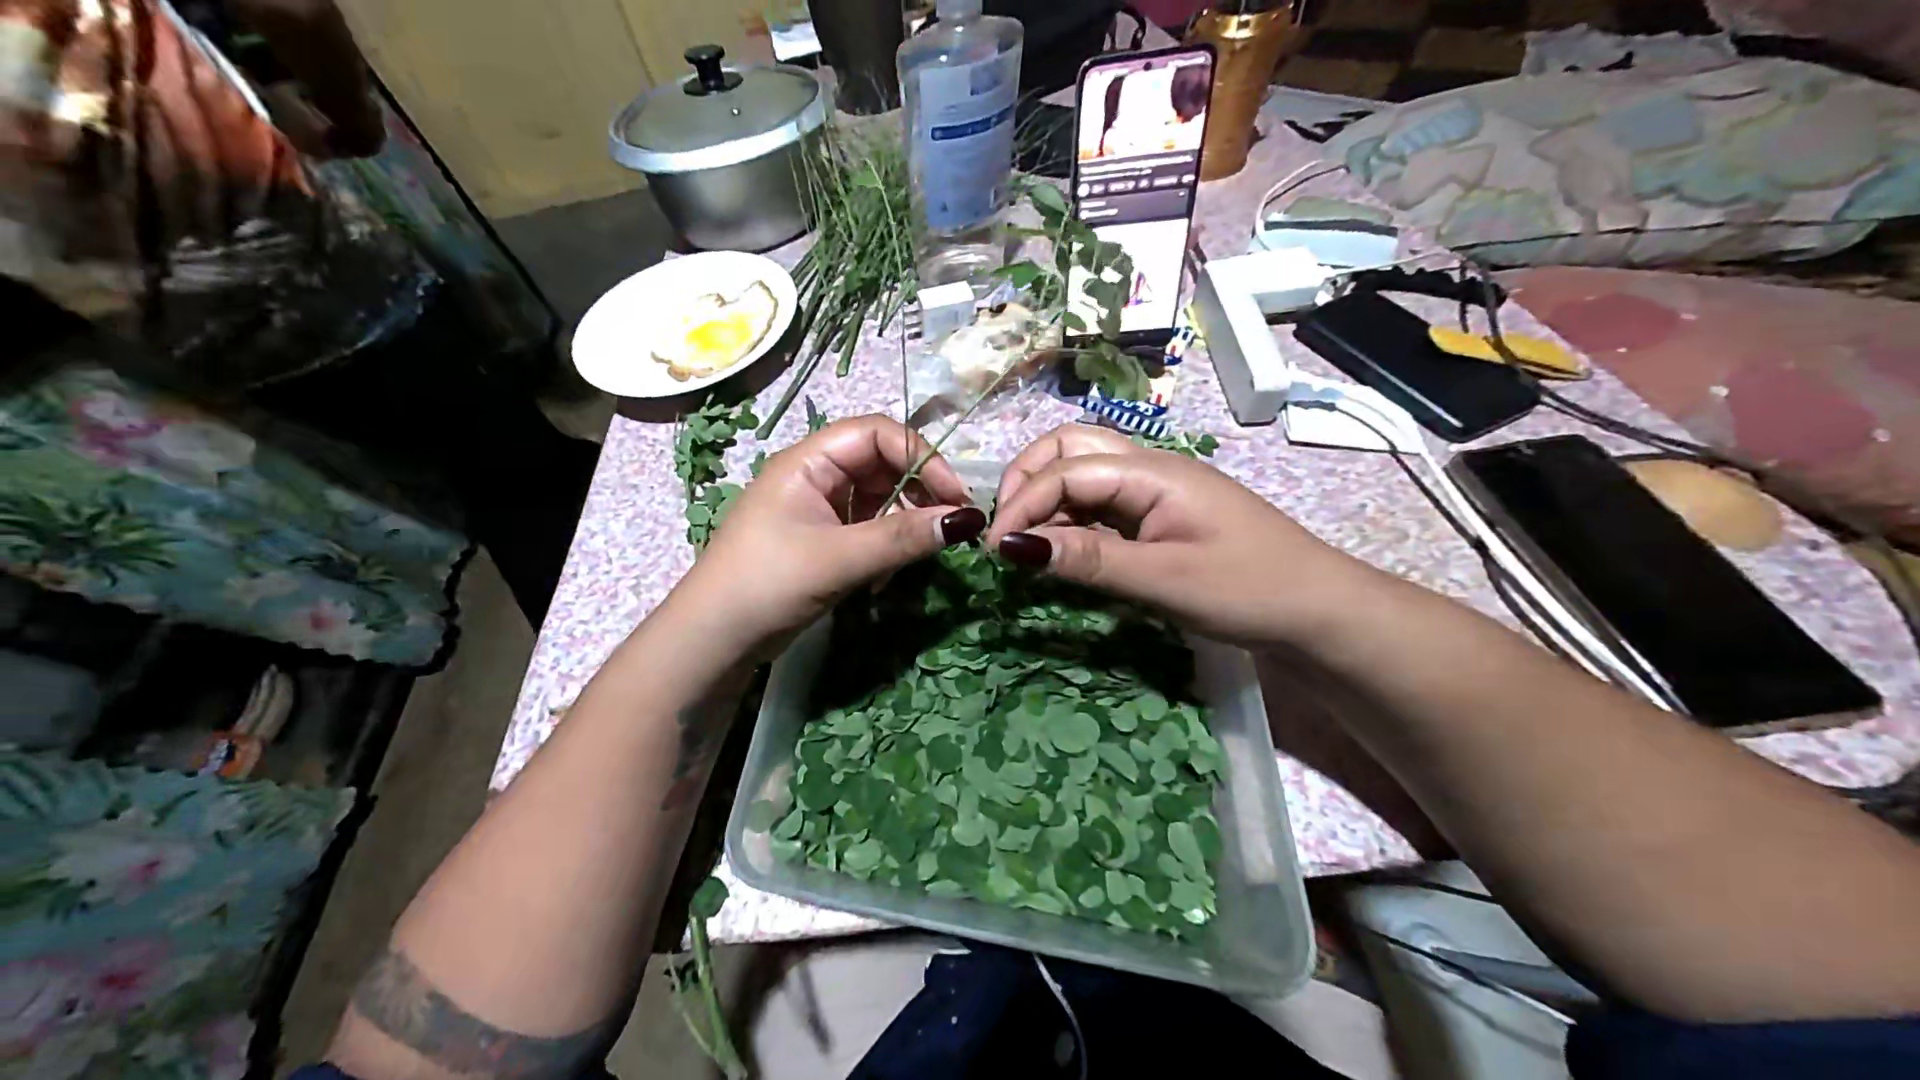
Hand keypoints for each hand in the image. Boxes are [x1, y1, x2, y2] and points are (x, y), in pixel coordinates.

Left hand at [670, 415, 985, 662]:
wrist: (713, 640)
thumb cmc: (767, 584)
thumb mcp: (839, 558)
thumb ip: (903, 538)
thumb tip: (968, 520)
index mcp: (808, 461)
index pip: (877, 434)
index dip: (921, 456)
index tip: (954, 495)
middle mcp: (815, 476)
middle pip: (882, 463)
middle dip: (919, 489)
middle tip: (951, 523)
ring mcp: (818, 509)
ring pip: (878, 498)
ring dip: (906, 520)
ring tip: (925, 549)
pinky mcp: (822, 541)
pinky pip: (868, 528)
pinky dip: (888, 544)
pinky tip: (891, 573)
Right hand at [985, 423, 1362, 646]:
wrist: (1316, 610)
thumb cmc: (1248, 589)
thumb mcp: (1162, 579)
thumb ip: (1087, 559)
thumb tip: (1011, 545)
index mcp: (1153, 472)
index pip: (1067, 470)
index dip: (1022, 503)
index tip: (992, 549)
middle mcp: (1149, 468)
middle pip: (1070, 448)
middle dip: (1028, 479)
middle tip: (1006, 527)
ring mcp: (1155, 490)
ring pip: (1084, 472)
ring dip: (1047, 497)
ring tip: (1027, 541)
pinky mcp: (1158, 514)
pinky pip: (1101, 503)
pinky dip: (1071, 518)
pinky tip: (1063, 549)